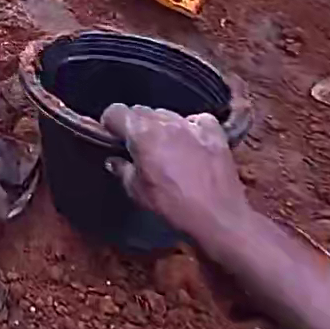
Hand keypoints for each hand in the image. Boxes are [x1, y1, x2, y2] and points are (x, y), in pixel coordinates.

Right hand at [102, 104, 255, 249]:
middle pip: (140, 110)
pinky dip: (190, 127)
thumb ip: (122, 170)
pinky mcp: (213, 132)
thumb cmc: (174, 206)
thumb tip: (115, 161)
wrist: (219, 218)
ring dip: (160, 126)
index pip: (115, 111)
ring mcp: (191, 124)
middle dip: (134, 125)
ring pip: (166, 114)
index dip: (110, 123)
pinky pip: (195, 119)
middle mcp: (164, 121)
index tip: (112, 136)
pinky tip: (190, 142)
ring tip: (165, 147)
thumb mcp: (137, 192)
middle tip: (138, 147)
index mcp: (141, 133)